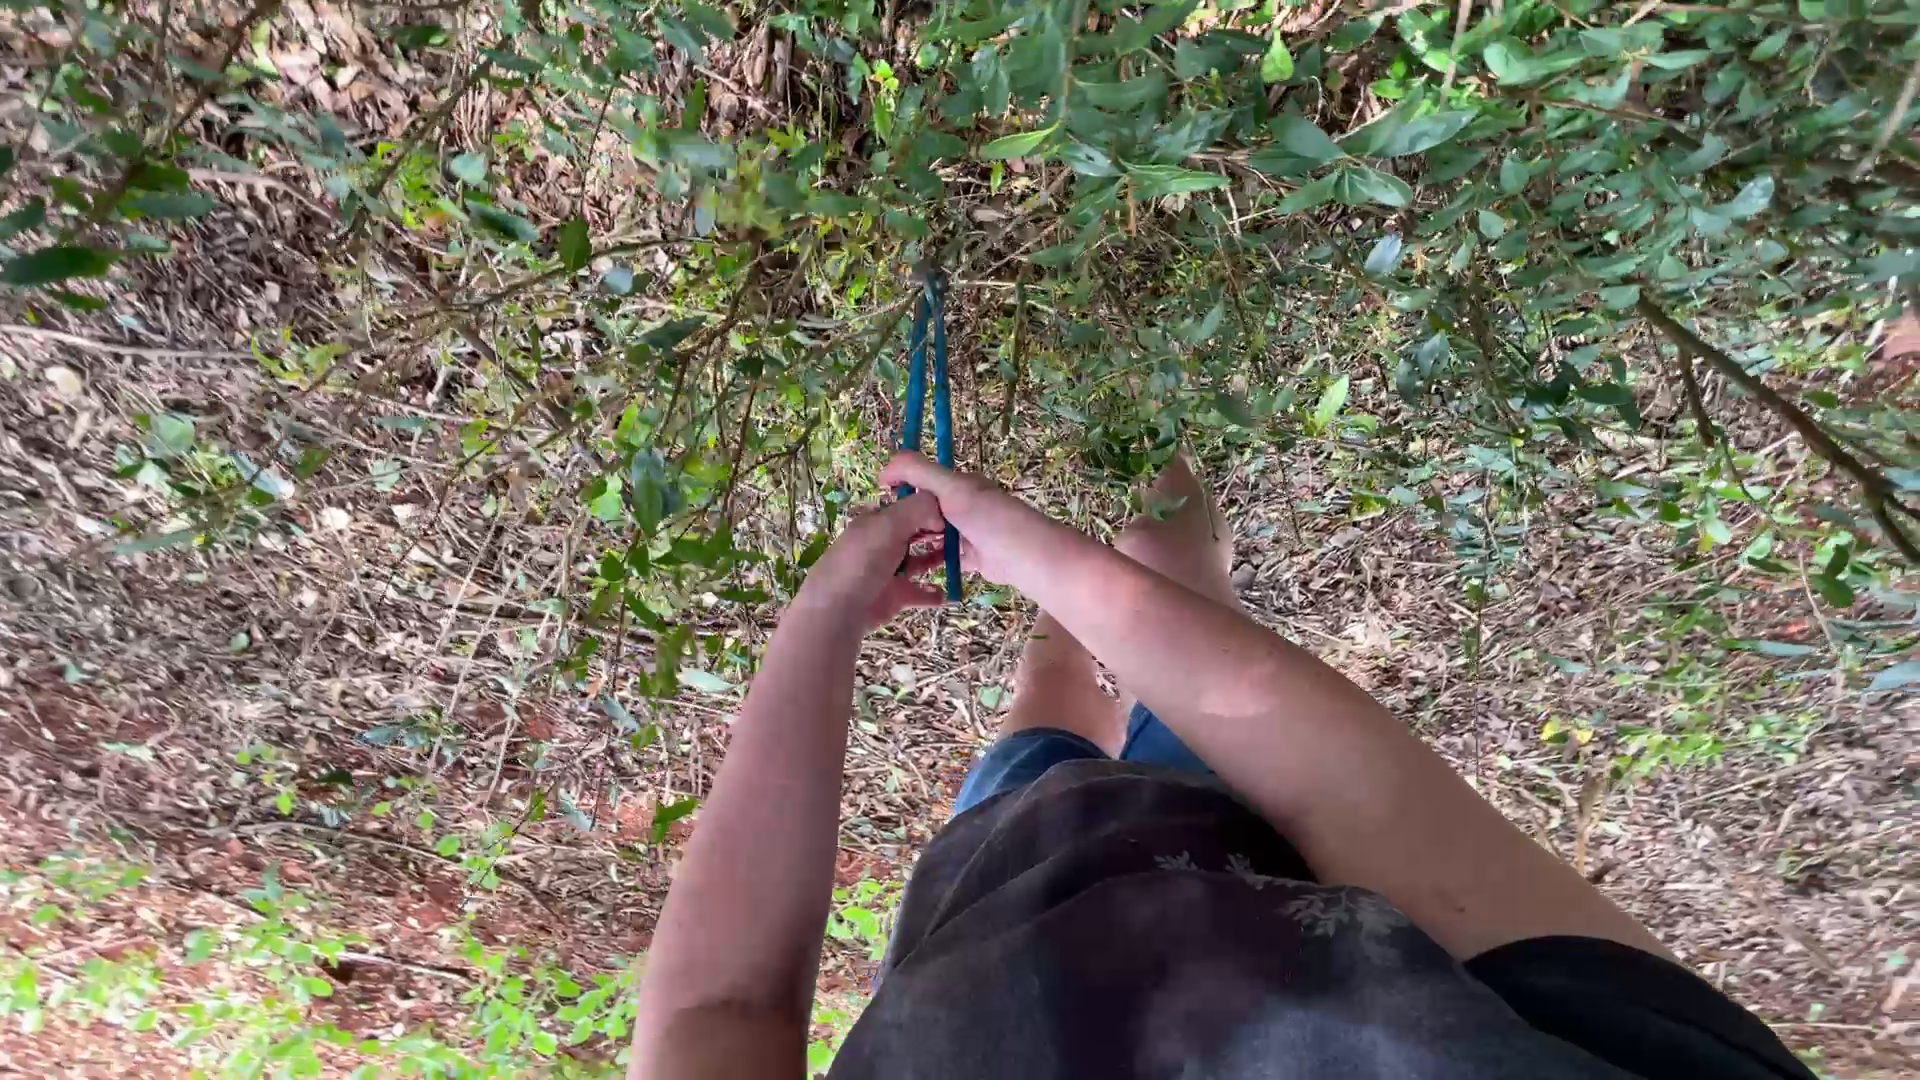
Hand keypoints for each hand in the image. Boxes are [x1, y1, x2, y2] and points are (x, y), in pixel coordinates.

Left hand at [793, 491, 951, 634]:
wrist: (839, 608)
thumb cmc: (863, 559)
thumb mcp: (890, 524)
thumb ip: (918, 509)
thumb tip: (941, 511)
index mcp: (877, 521)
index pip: (908, 508)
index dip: (930, 508)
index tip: (956, 511)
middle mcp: (883, 544)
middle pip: (915, 533)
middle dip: (938, 533)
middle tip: (964, 535)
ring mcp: (889, 571)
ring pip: (919, 562)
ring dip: (938, 559)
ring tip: (962, 559)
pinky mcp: (895, 597)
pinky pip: (920, 593)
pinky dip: (934, 593)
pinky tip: (948, 593)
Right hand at [877, 453, 1051, 586]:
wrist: (1027, 556)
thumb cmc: (989, 518)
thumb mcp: (951, 488)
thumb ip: (917, 471)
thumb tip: (884, 469)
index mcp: (959, 484)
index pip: (921, 480)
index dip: (900, 489)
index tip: (881, 503)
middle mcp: (962, 505)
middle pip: (925, 510)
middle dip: (906, 520)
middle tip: (884, 536)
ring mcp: (967, 532)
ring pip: (933, 535)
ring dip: (916, 542)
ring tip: (893, 554)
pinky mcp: (971, 557)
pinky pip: (945, 558)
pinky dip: (930, 562)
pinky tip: (912, 569)